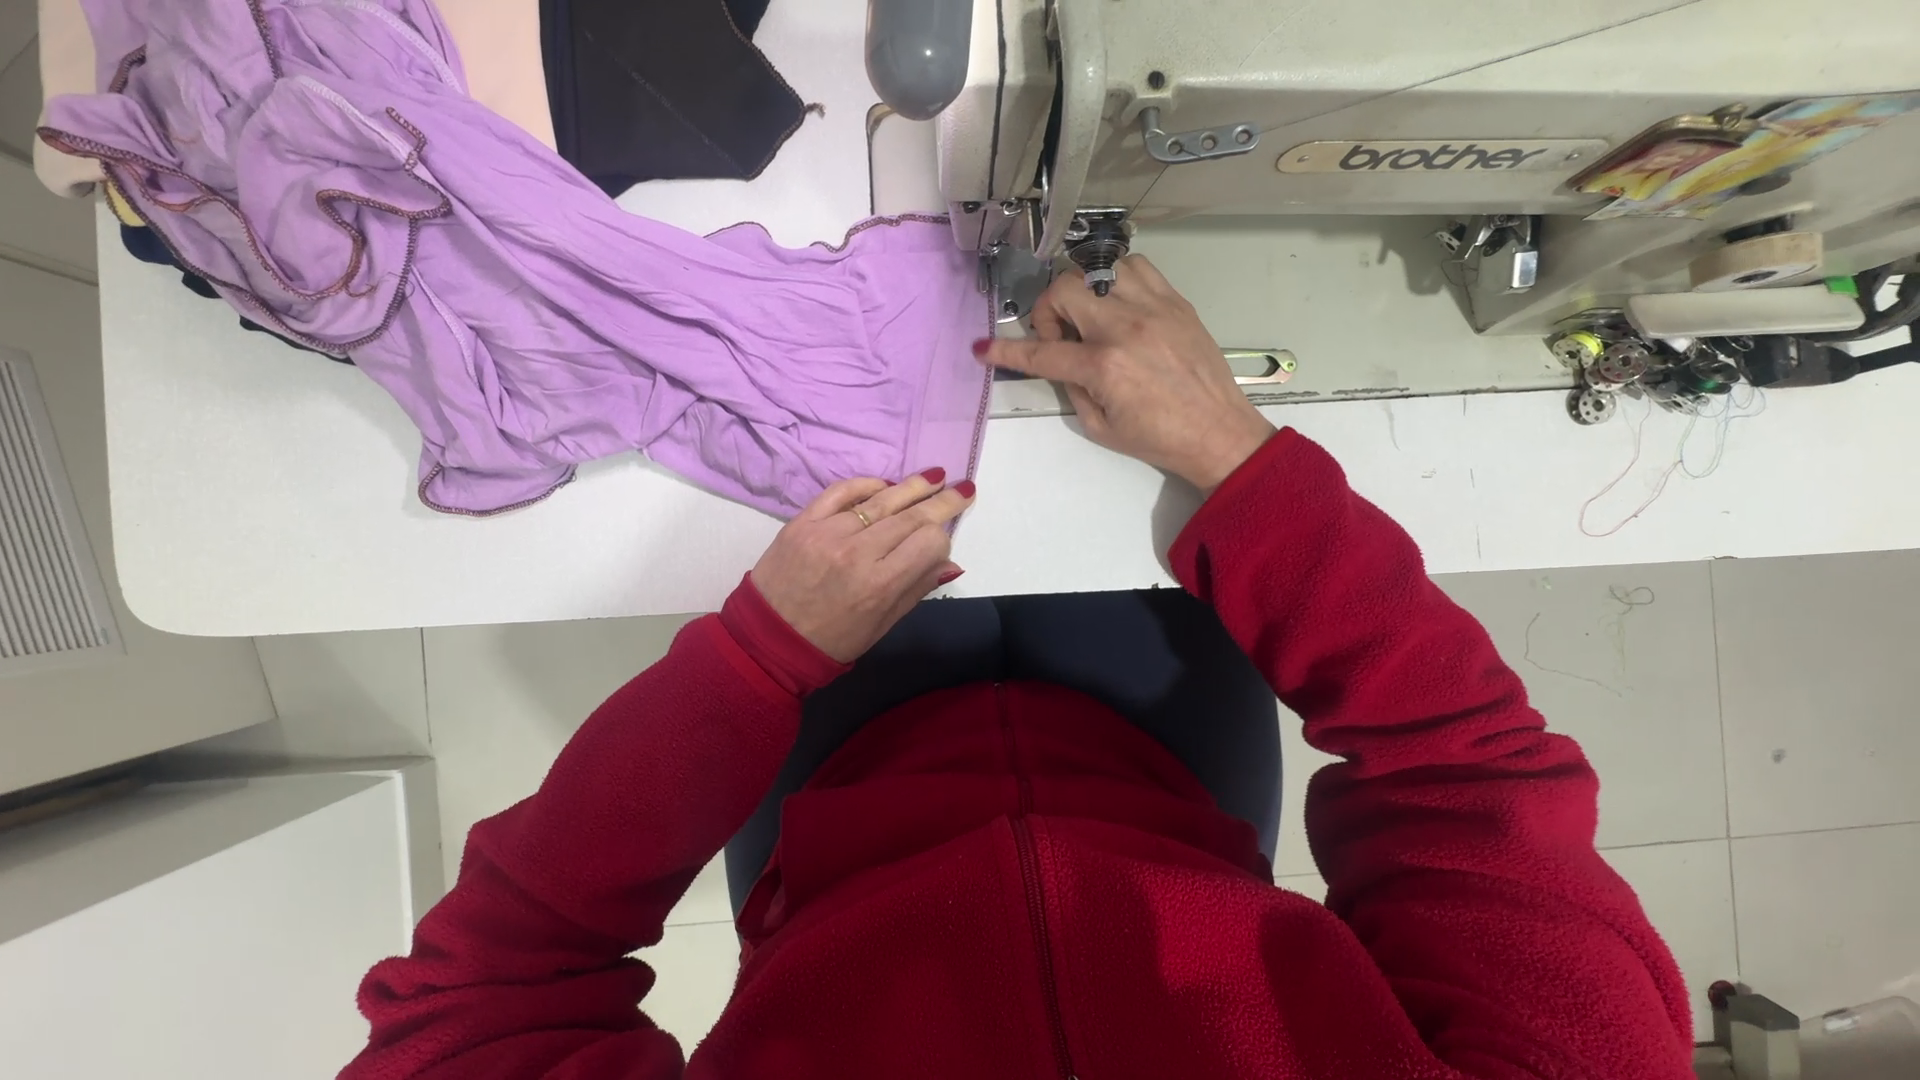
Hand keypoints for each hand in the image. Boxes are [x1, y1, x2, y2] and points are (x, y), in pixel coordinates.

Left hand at [751, 469, 974, 662]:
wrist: (768, 639)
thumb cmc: (833, 640)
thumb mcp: (882, 625)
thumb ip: (917, 588)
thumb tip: (950, 562)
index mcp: (880, 585)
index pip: (928, 542)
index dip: (941, 539)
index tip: (941, 542)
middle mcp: (857, 553)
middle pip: (910, 517)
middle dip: (941, 502)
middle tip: (963, 488)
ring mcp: (827, 533)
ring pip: (880, 500)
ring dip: (912, 486)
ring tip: (935, 476)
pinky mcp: (802, 522)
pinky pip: (840, 492)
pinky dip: (865, 485)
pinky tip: (885, 484)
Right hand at [981, 255, 1274, 492]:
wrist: (1218, 431)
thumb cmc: (1157, 439)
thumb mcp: (1099, 426)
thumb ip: (1072, 388)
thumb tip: (1059, 361)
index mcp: (1104, 367)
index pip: (1041, 352)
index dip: (1007, 350)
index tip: (985, 348)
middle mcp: (1126, 327)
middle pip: (1064, 290)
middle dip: (1048, 311)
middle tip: (1059, 336)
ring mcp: (1154, 308)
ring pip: (1099, 267)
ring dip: (1084, 289)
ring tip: (1092, 316)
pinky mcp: (1176, 301)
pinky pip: (1136, 267)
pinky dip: (1116, 279)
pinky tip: (1119, 304)